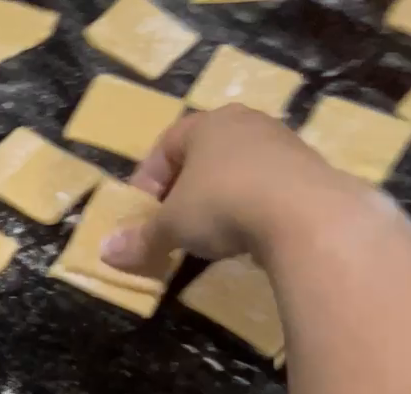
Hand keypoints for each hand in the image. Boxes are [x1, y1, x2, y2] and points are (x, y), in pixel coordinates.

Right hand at [99, 105, 360, 271]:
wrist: (303, 213)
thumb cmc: (221, 204)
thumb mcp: (169, 227)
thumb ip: (138, 239)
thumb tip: (105, 253)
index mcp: (207, 124)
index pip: (166, 145)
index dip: (147, 181)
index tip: (140, 214)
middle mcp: (245, 123)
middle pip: (201, 157)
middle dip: (180, 192)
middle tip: (169, 225)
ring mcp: (280, 143)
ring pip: (233, 170)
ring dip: (213, 200)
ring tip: (204, 235)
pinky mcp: (305, 169)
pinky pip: (262, 187)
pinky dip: (245, 208)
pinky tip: (241, 235)